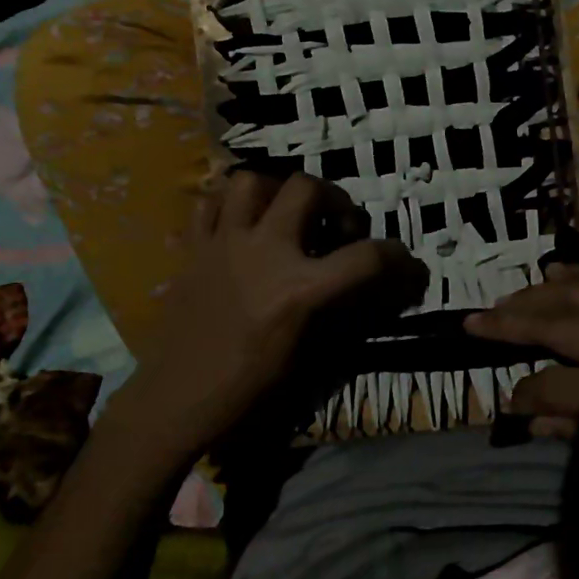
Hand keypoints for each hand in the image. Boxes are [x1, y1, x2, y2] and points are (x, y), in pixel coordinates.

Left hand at [114, 171, 426, 455]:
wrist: (175, 398)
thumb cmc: (246, 386)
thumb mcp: (305, 352)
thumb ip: (334, 307)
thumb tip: (359, 284)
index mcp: (299, 289)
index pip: (365, 257)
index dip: (396, 256)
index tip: (403, 262)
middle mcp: (264, 252)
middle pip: (309, 188)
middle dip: (334, 199)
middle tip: (336, 225)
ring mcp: (223, 243)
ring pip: (252, 180)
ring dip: (277, 190)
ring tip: (285, 214)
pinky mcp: (193, 247)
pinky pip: (210, 203)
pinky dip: (230, 205)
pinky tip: (241, 225)